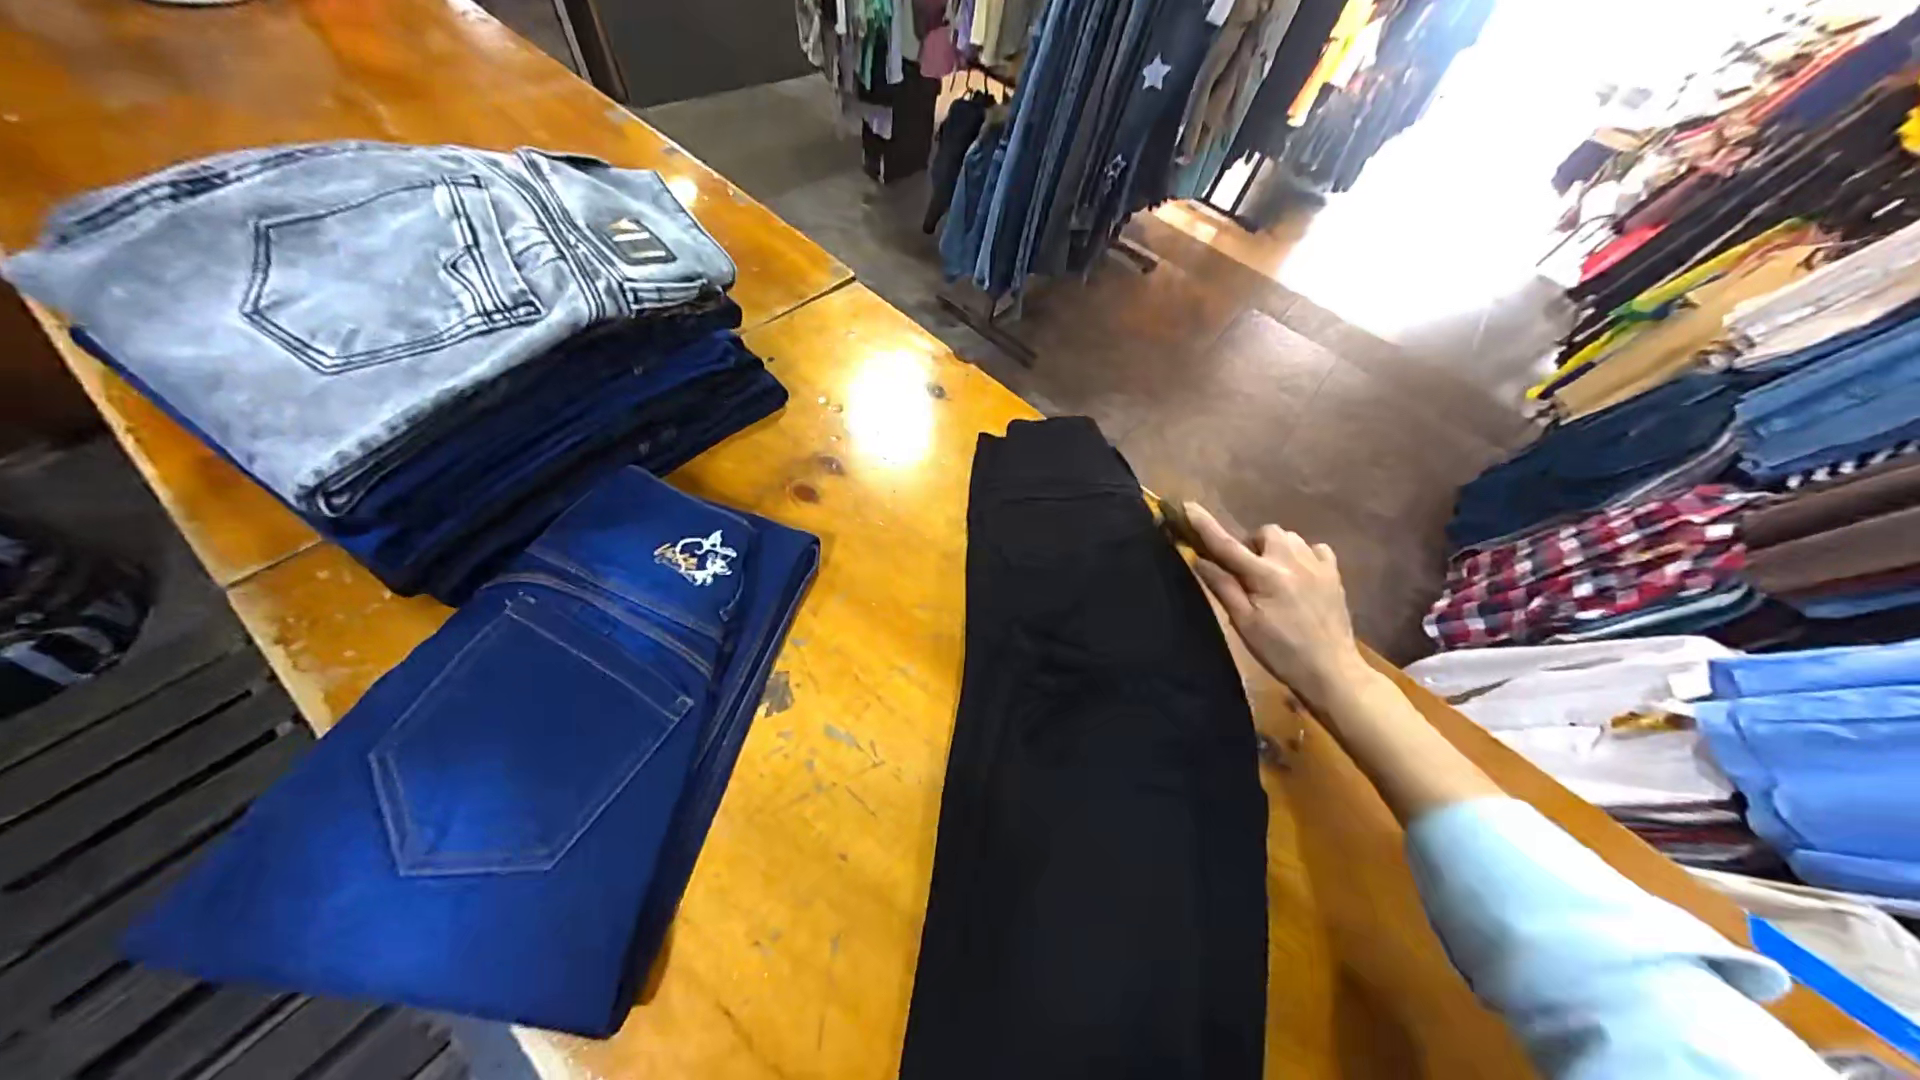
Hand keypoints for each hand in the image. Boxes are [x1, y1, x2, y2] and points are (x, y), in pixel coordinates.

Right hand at [1183, 502, 1369, 706]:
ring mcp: (1317, 565)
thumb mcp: (1244, 623)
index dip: (1205, 525)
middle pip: (1264, 533)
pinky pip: (1314, 548)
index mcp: (1266, 575)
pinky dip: (1301, 555)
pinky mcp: (1334, 574)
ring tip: (1272, 575)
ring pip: (1289, 538)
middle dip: (1251, 546)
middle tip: (1247, 573)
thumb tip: (1200, 560)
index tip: (1188, 506)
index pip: (1227, 545)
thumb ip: (1223, 587)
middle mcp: (1292, 561)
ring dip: (1275, 549)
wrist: (1332, 670)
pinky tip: (1298, 576)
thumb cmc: (1280, 651)